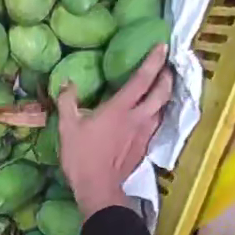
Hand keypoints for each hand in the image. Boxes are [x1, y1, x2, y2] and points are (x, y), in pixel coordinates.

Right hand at [57, 45, 172, 217]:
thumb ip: (68, 102)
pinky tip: (150, 115)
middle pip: (162, 92)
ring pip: (163, 109)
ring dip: (165, 95)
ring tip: (162, 88)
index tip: (162, 46)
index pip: (143, 79)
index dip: (154, 61)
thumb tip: (67, 83)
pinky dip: (157, 113)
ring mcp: (145, 134)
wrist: (98, 188)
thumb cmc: (81, 156)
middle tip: (166, 66)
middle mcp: (139, 118)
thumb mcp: (67, 127)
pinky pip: (156, 124)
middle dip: (167, 76)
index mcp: (120, 109)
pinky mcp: (145, 147)